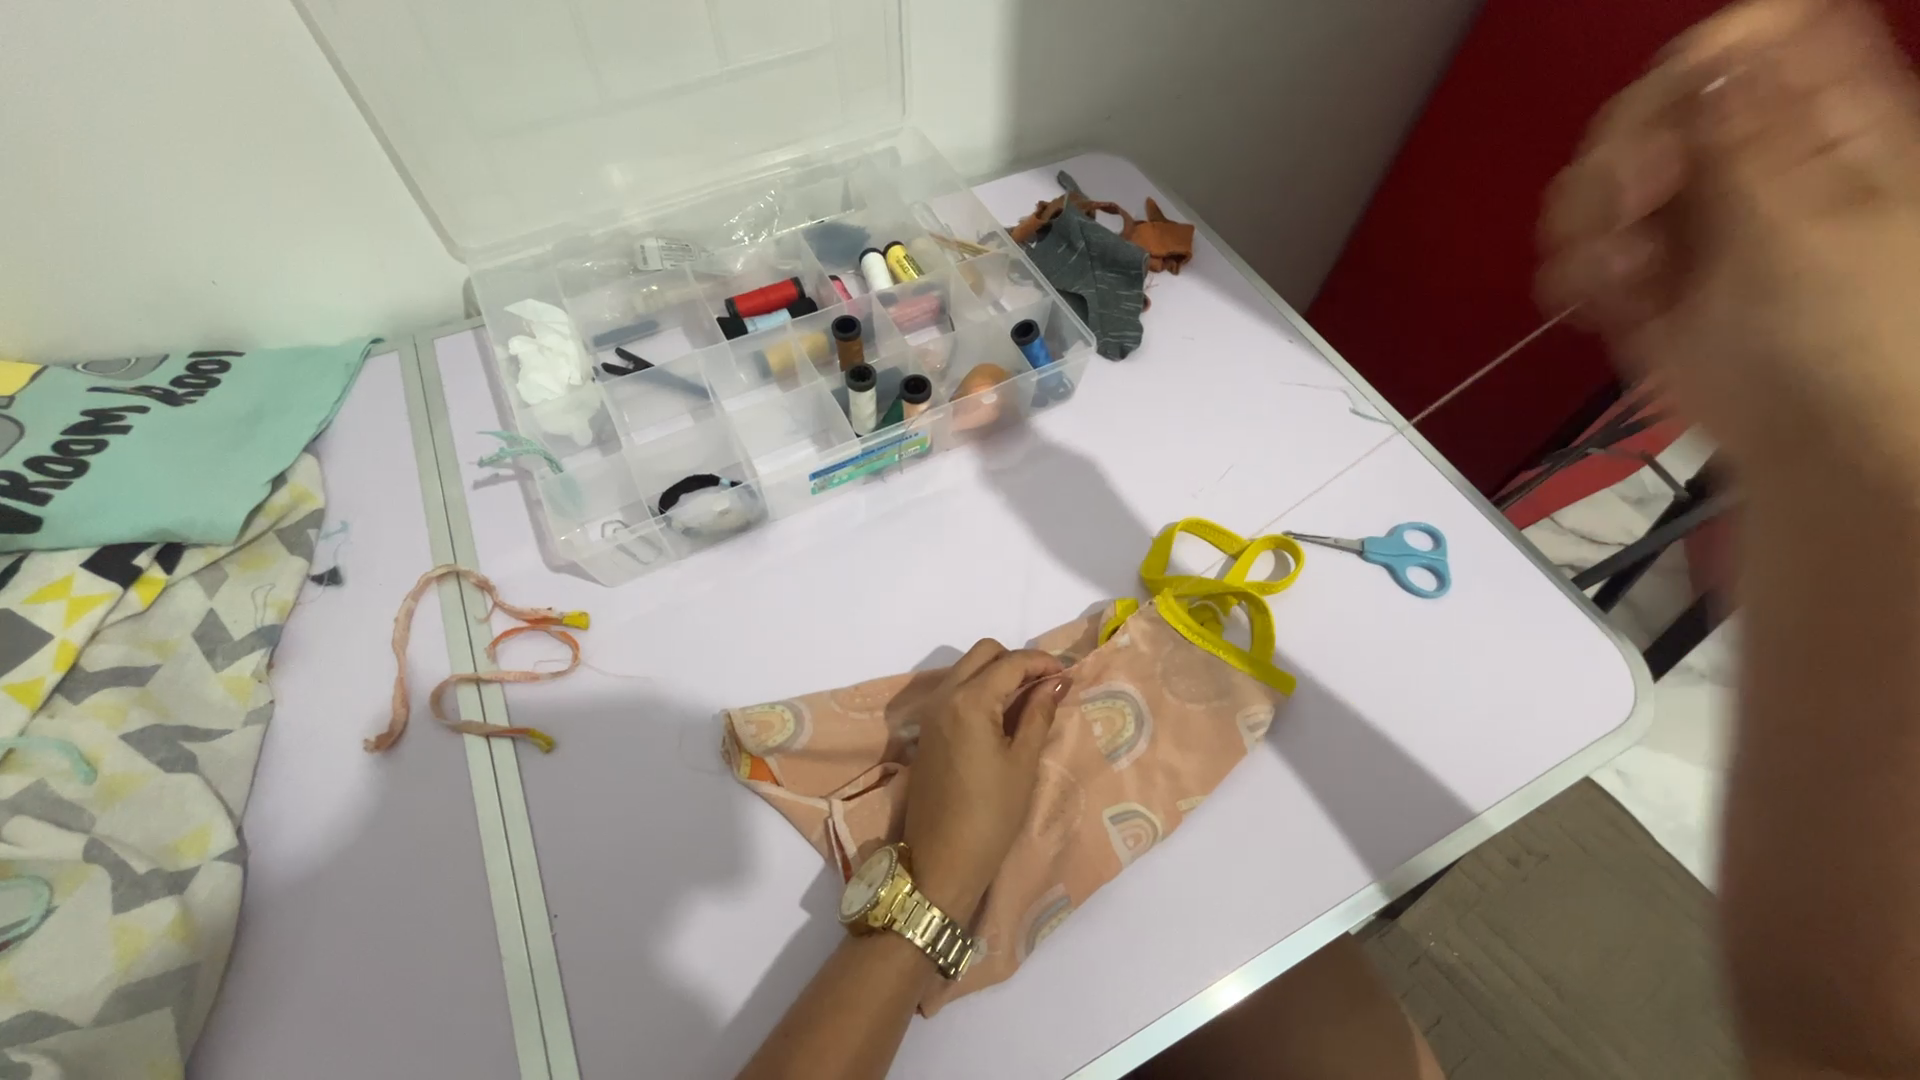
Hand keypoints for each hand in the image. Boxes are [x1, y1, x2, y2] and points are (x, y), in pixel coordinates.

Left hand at [901, 640, 1069, 921]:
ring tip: (1028, 701)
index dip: (1042, 663)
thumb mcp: (1023, 763)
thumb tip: (1055, 682)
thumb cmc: (991, 815)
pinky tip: (1002, 715)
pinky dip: (979, 688)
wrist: (941, 860)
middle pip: (983, 653)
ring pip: (967, 668)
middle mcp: (944, 695)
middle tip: (1045, 686)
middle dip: (1016, 661)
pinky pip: (955, 689)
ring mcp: (931, 711)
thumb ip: (1038, 714)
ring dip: (996, 673)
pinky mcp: (928, 728)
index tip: (1067, 676)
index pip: (1010, 662)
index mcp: (969, 700)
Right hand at [1538, 0, 1919, 492]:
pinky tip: (1608, 299)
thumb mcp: (1807, 229)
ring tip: (1622, 276)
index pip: (1752, 39)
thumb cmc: (1846, 339)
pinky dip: (1577, 271)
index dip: (1697, 63)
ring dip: (1587, 227)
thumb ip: (1754, 139)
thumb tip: (1721, 46)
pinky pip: (1578, 245)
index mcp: (1818, 125)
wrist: (1808, 438)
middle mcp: (1745, 159)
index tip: (1671, 123)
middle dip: (1620, 160)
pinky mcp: (1638, 271)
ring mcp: (1687, 218)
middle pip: (1649, 107)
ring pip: (1598, 178)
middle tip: (1634, 211)